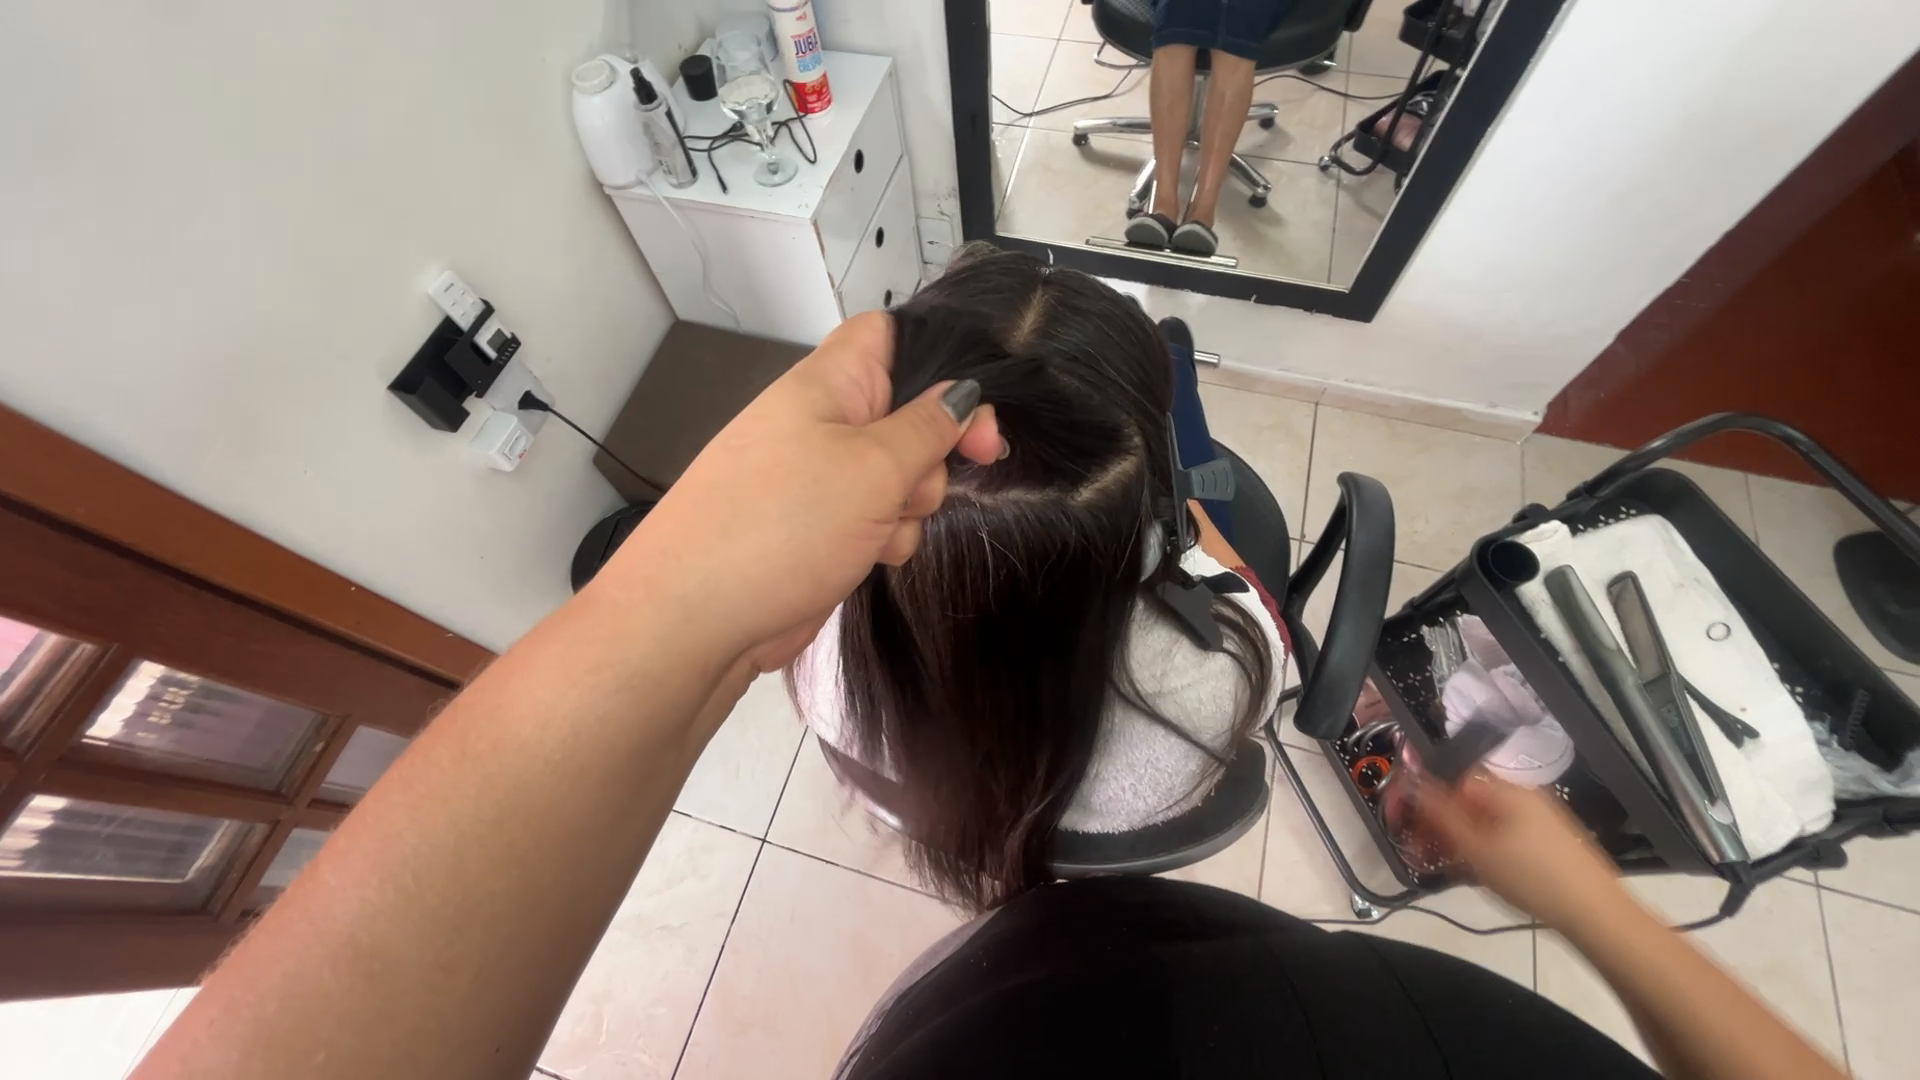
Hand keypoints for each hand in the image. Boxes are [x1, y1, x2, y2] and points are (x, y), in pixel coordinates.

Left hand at [597, 312, 1002, 672]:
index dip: (937, 358)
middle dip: (929, 455)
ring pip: (900, 475)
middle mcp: (825, 424)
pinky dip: (885, 537)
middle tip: (914, 486)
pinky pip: (879, 518)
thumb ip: (927, 428)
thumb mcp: (872, 468)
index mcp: (828, 385)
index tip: (974, 408)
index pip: (889, 334)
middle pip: (909, 415)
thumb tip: (963, 392)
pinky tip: (867, 558)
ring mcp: (822, 479)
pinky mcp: (823, 527)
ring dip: (908, 506)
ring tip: (876, 531)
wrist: (700, 619)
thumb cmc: (784, 525)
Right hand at [1415, 775, 1628, 928]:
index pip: (1447, 775)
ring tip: (1441, 863)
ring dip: (1454, 835)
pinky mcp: (1547, 842)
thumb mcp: (1475, 848)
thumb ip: (1438, 811)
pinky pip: (1500, 833)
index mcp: (1505, 790)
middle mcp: (1521, 797)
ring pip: (1480, 818)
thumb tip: (1411, 779)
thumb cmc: (1533, 879)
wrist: (1601, 920)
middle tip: (1417, 846)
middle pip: (1463, 797)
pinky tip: (1473, 869)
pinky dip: (1479, 845)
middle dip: (1434, 819)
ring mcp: (1538, 819)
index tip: (1399, 815)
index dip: (1418, 792)